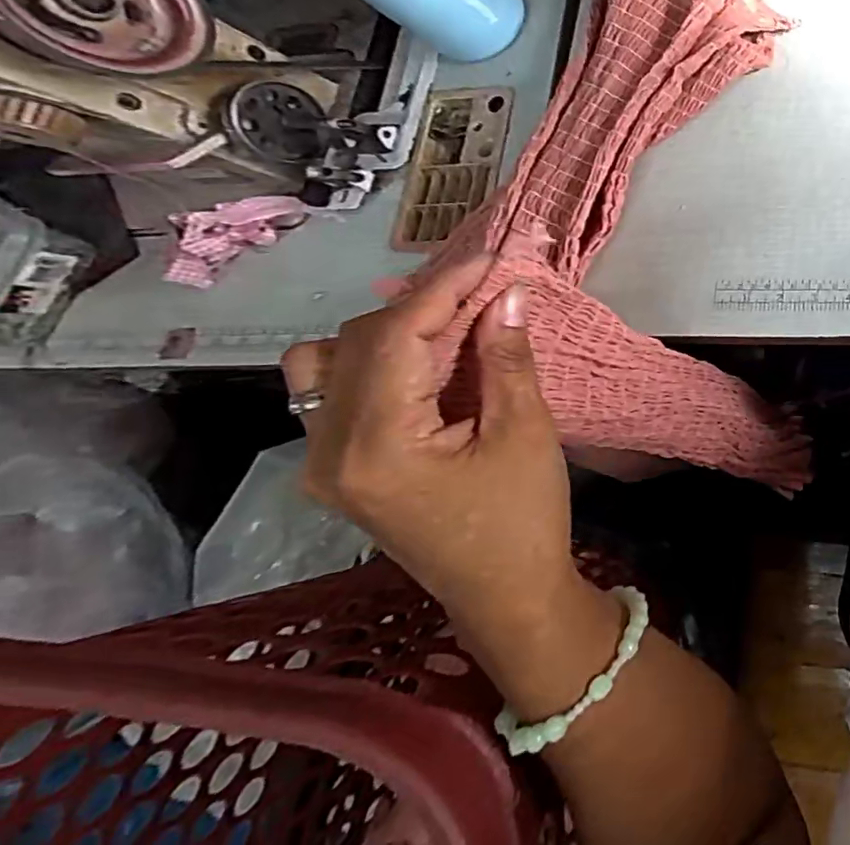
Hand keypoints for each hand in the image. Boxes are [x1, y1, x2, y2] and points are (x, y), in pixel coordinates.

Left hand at [279, 256, 584, 641]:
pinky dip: (378, 361)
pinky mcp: (337, 468)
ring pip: (332, 362)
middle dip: (425, 306)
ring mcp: (322, 461)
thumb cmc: (525, 517)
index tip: (490, 257)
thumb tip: (506, 296)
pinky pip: (336, 392)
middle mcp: (326, 448)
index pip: (397, 337)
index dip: (445, 288)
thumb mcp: (526, 434)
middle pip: (358, 343)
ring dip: (394, 332)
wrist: (505, 592)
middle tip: (489, 294)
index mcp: (374, 443)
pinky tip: (424, 365)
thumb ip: (507, 360)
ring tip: (454, 327)